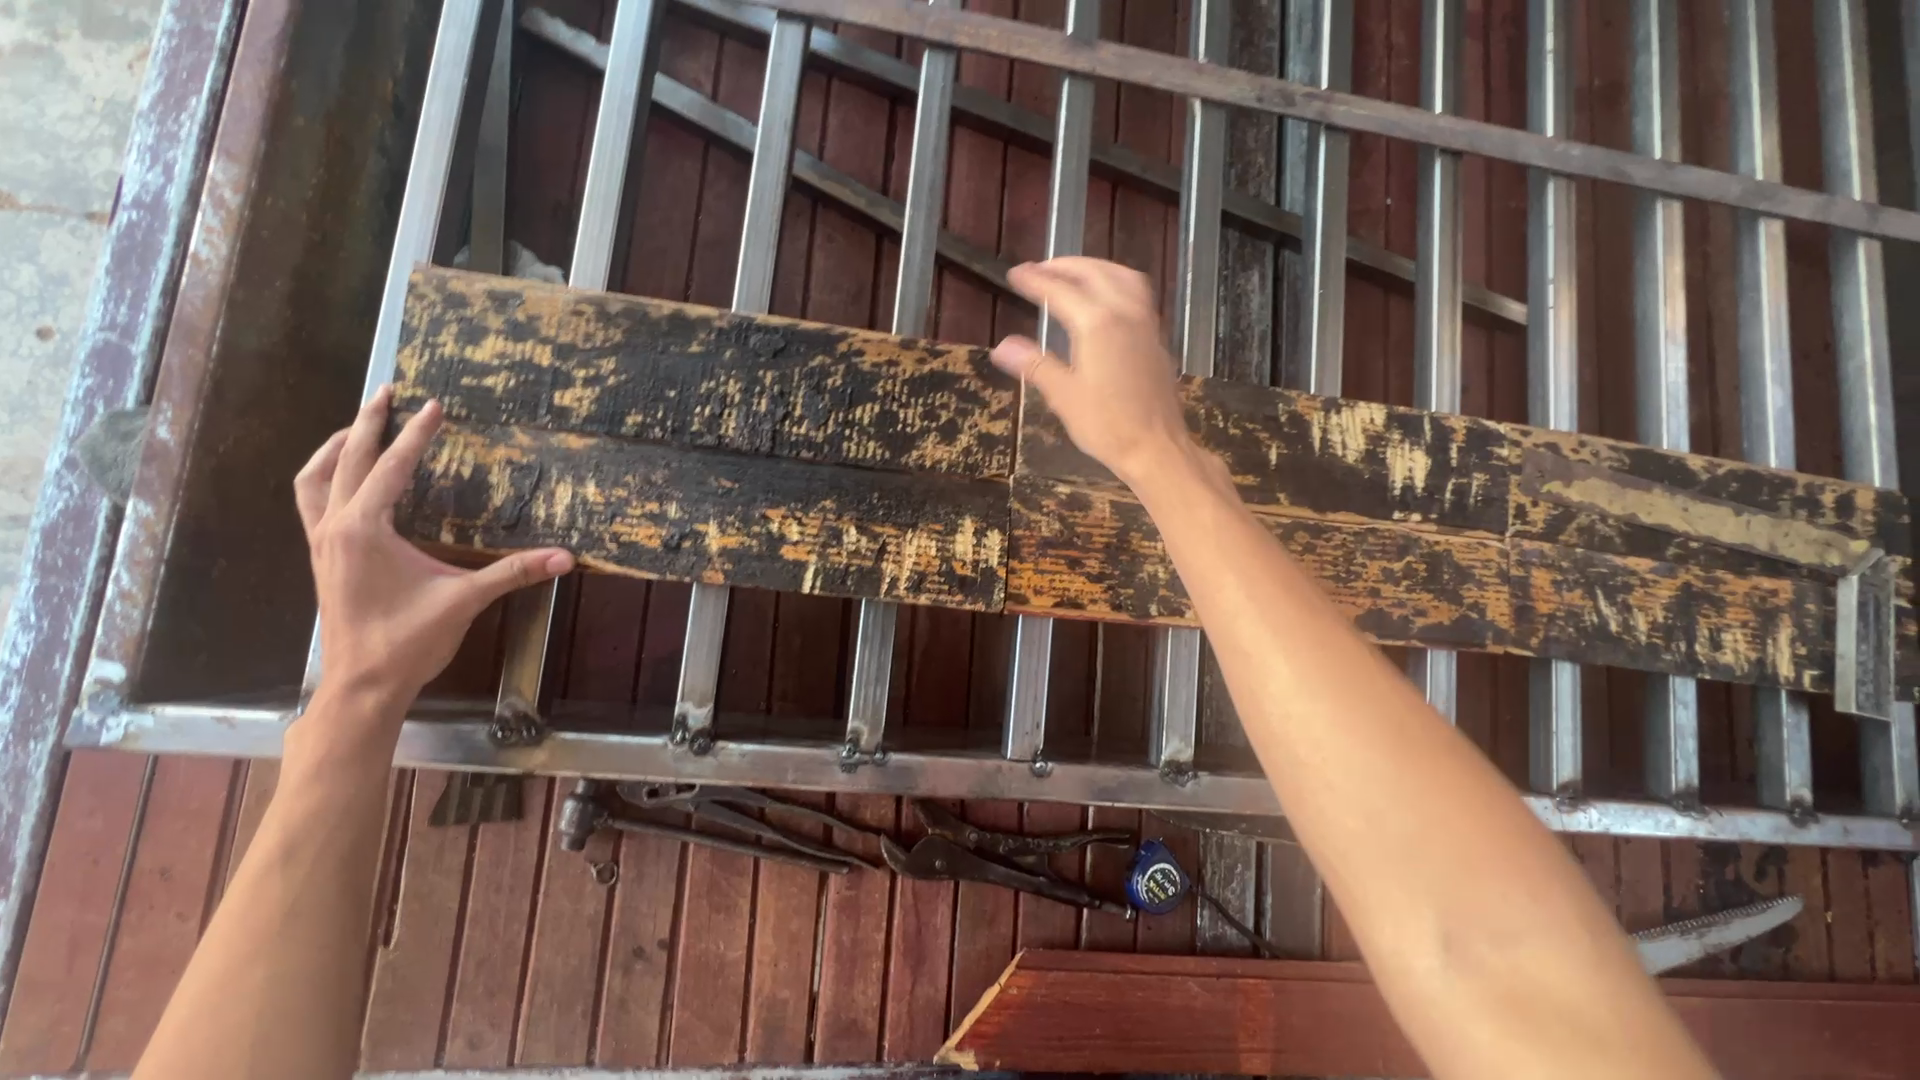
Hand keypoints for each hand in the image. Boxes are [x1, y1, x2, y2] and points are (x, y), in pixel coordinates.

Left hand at [294, 385, 573, 711]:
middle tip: (386, 392)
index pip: (391, 468)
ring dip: (336, 447)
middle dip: (367, 422)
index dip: (416, 435)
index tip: (434, 405)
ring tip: (357, 426)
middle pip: (345, 460)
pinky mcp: (321, 556)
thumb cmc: (409, 640)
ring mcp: (321, 541)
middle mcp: (335, 526)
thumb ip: (513, 574)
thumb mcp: (464, 601)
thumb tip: (566, 558)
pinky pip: (311, 500)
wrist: (363, 683)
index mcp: (364, 529)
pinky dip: (325, 477)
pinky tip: (346, 479)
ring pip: (315, 477)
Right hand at [989, 257, 1190, 484]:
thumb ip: (1035, 365)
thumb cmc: (1107, 426)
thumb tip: (1002, 346)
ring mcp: (1145, 324)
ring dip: (1095, 268)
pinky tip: (1105, 300)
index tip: (1015, 274)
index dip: (1034, 281)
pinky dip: (1116, 283)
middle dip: (1064, 266)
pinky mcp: (1156, 338)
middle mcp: (1124, 313)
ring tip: (1073, 275)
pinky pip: (1137, 294)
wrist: (1156, 448)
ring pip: (1121, 277)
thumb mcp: (1063, 396)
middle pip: (1094, 273)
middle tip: (1039, 270)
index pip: (1059, 291)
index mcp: (1097, 324)